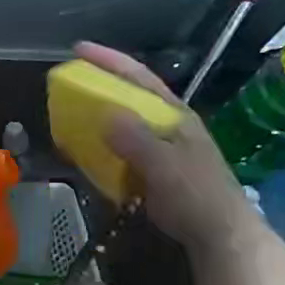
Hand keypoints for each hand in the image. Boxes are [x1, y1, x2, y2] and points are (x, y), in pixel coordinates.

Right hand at [75, 42, 260, 255]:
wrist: (217, 234)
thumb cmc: (196, 196)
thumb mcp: (166, 166)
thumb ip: (137, 140)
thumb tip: (105, 114)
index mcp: (174, 116)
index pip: (139, 78)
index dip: (110, 61)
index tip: (79, 49)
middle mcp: (165, 126)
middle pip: (128, 96)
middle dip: (99, 85)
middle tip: (68, 82)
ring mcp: (158, 148)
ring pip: (121, 122)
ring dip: (95, 115)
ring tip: (67, 112)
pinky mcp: (149, 170)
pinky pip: (117, 149)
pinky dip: (97, 144)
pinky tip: (80, 148)